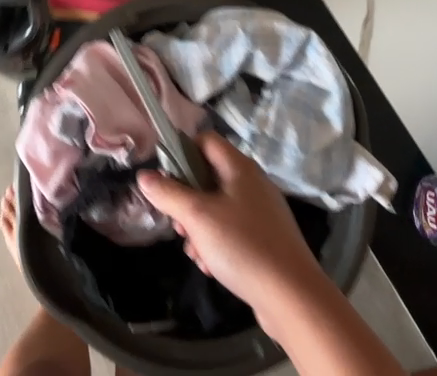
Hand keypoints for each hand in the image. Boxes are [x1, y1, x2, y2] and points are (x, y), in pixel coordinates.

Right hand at [138, 132, 331, 323]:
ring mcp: (261, 212)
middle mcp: (252, 184)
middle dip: (186, 202)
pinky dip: (216, 244)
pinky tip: (211, 266)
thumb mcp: (197, 216)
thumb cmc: (242, 245)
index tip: (165, 180)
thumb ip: (168, 193)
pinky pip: (231, 231)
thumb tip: (144, 175)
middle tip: (178, 224)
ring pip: (216, 209)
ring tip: (196, 252)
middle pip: (208, 177)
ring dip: (199, 229)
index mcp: (239, 167)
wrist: (292, 296)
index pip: (205, 141)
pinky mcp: (265, 239)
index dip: (182, 153)